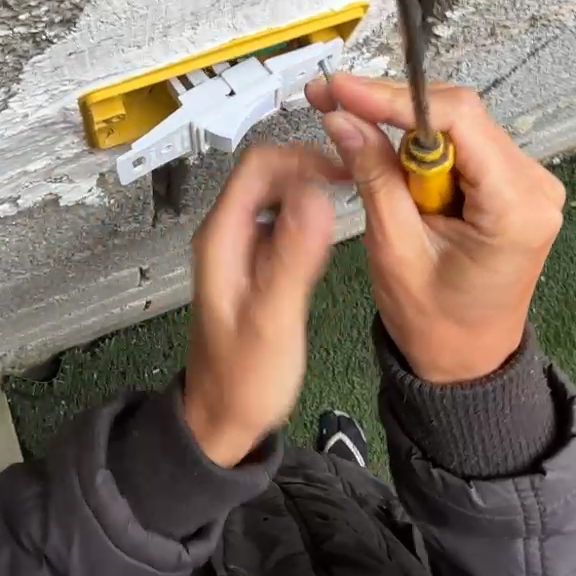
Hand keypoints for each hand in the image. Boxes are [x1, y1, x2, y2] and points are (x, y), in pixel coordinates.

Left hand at [181, 146, 341, 466]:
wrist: (223, 417)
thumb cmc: (244, 377)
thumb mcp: (272, 318)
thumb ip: (293, 257)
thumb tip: (316, 195)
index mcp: (222, 237)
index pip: (257, 166)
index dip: (300, 157)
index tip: (342, 172)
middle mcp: (227, 233)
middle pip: (267, 174)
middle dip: (309, 169)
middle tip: (354, 182)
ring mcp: (241, 247)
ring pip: (276, 196)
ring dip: (310, 190)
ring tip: (351, 199)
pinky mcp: (256, 264)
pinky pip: (282, 223)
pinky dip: (307, 218)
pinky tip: (332, 234)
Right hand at [305, 74, 565, 383]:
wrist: (465, 360)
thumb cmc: (438, 323)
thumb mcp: (395, 250)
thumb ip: (373, 176)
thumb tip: (344, 118)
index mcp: (516, 208)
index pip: (457, 119)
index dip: (393, 97)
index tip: (344, 90)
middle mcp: (533, 186)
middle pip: (456, 113)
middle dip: (389, 105)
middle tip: (333, 100)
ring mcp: (523, 182)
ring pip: (452, 123)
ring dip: (397, 123)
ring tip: (349, 124)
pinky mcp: (504, 183)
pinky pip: (455, 142)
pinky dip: (414, 142)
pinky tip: (380, 146)